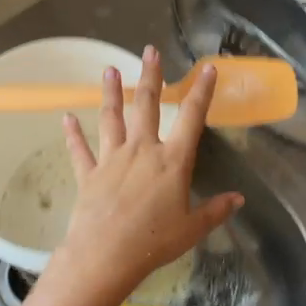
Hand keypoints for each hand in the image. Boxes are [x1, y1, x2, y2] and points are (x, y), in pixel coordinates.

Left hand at [47, 46, 242, 299]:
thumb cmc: (155, 242)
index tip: (207, 69)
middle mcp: (142, 151)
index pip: (191, 118)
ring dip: (110, 93)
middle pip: (146, 106)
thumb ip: (215, 210)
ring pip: (111, 118)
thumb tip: (238, 199)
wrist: (106, 254)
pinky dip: (73, 134)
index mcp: (173, 161)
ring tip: (108, 71)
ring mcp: (112, 160)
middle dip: (150, 77)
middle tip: (150, 51)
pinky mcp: (89, 174)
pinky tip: (67, 118)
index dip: (201, 92)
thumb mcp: (192, 228)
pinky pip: (80, 150)